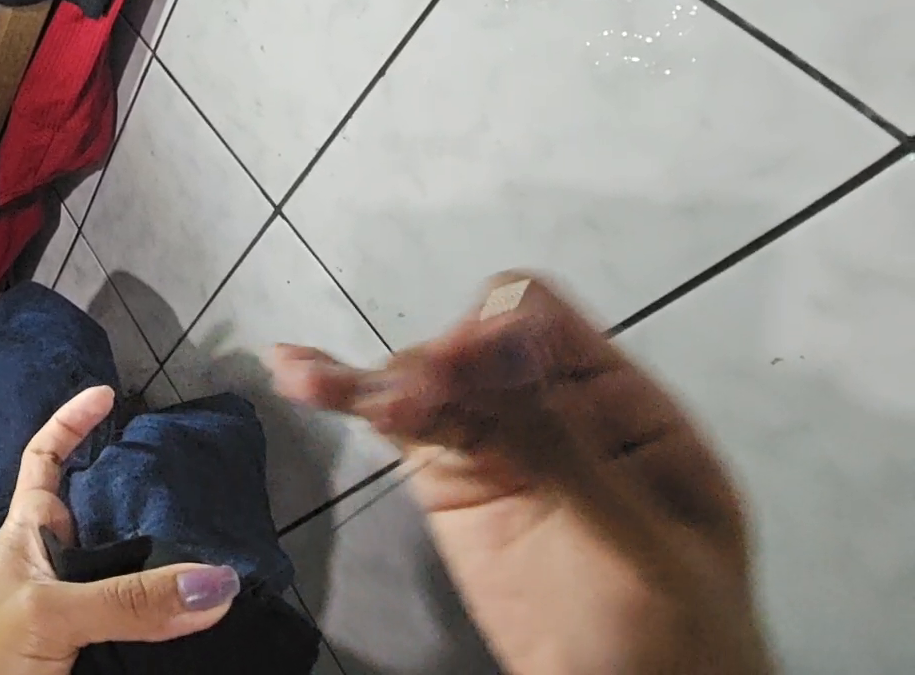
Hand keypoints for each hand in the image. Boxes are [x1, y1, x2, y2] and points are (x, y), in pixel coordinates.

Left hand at [0, 385, 241, 673]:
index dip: (70, 421)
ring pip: (126, 563)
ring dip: (163, 552)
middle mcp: (54, 559)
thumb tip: (215, 581)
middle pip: (99, 508)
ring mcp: (76, 604)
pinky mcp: (95, 649)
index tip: (106, 393)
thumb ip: (126, 600)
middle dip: (139, 489)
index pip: (45, 456)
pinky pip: (140, 616)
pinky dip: (169, 608)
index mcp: (27, 530)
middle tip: (193, 475)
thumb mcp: (50, 613)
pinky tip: (206, 604)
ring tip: (217, 533)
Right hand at [268, 274, 771, 674]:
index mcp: (616, 406)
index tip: (457, 369)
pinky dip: (341, 393)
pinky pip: (388, 418)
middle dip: (425, 371)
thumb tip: (494, 343)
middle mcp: (544, 404)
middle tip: (403, 411)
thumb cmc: (669, 640)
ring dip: (362, 378)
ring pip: (414, 379)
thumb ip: (562, 443)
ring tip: (308, 380)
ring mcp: (487, 436)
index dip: (492, 330)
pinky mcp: (440, 467)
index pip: (542, 325)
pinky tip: (296, 372)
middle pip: (461, 347)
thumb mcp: (634, 542)